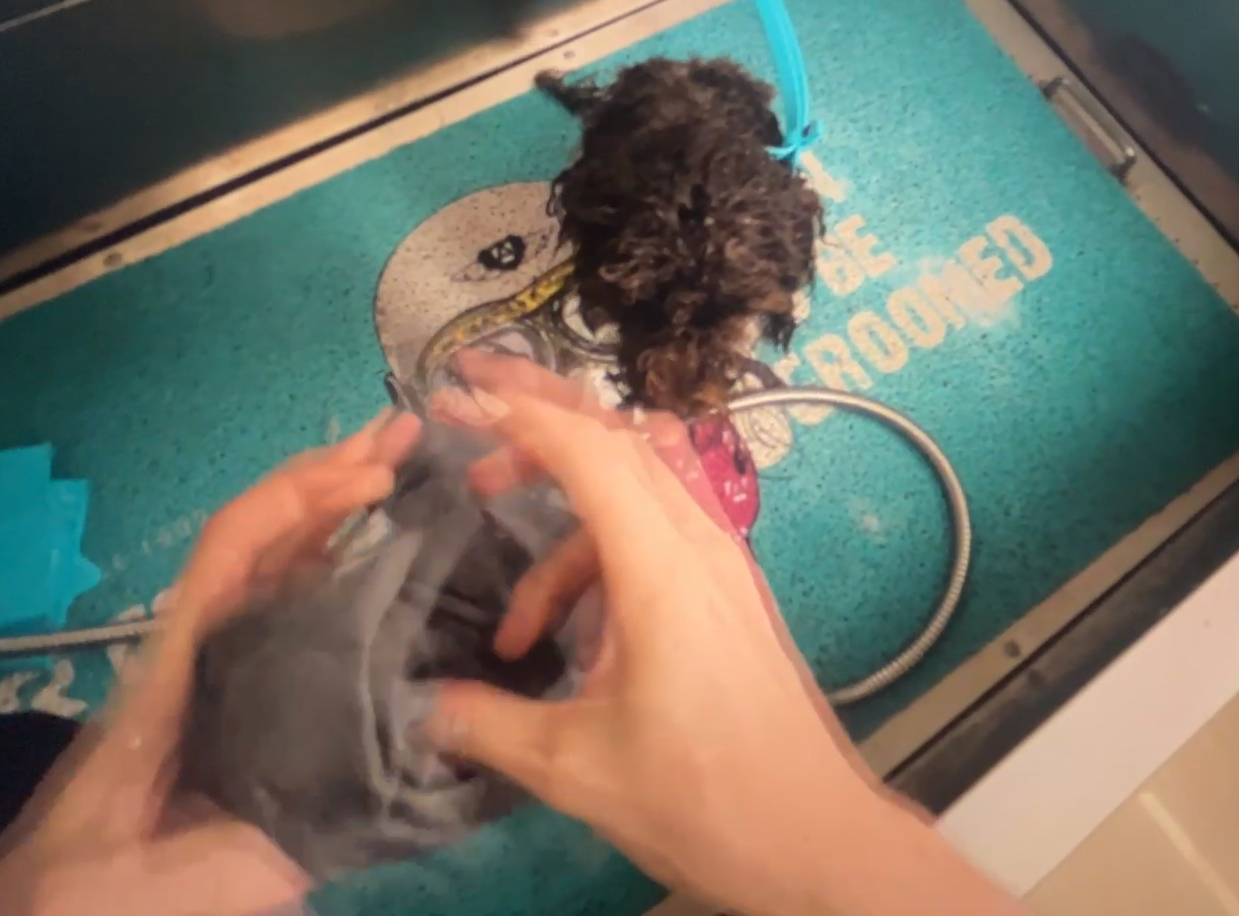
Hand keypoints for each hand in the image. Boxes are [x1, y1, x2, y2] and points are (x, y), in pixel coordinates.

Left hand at [0, 411, 421, 915]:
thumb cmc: (95, 900)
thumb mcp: (185, 881)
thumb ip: (276, 835)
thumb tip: (398, 767)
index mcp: (182, 664)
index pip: (235, 549)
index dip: (304, 501)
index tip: (376, 481)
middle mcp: (207, 639)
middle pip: (265, 530)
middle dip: (332, 472)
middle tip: (404, 434)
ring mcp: (232, 654)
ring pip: (284, 555)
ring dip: (341, 498)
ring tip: (402, 458)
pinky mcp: (254, 678)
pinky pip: (301, 597)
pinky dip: (342, 550)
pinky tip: (386, 539)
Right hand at [426, 356, 906, 912]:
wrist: (815, 838)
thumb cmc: (703, 797)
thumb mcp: (577, 765)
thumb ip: (490, 723)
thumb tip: (423, 708)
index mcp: (662, 567)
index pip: (590, 451)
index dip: (520, 415)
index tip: (459, 401)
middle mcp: (697, 540)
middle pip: (616, 442)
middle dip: (540, 426)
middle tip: (472, 435)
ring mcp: (718, 558)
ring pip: (633, 492)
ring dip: (564, 527)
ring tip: (514, 620)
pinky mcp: (723, 585)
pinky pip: (652, 537)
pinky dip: (599, 568)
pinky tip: (576, 646)